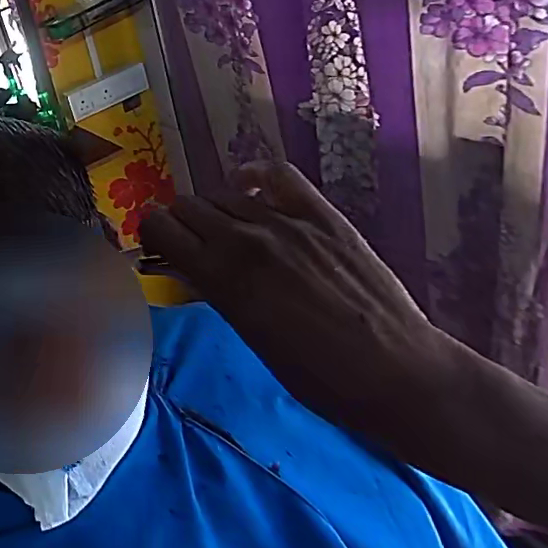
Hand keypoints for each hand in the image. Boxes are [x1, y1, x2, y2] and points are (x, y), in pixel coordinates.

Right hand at [140, 160, 477, 451]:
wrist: (395, 373)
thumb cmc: (312, 373)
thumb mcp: (244, 332)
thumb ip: (210, 289)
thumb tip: (185, 265)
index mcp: (219, 275)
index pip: (159, 226)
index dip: (152, 234)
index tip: (160, 248)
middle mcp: (244, 239)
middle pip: (186, 205)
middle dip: (180, 223)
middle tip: (193, 245)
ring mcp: (286, 222)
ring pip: (222, 192)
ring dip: (214, 209)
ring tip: (228, 230)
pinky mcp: (321, 215)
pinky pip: (275, 174)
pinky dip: (254, 178)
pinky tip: (251, 193)